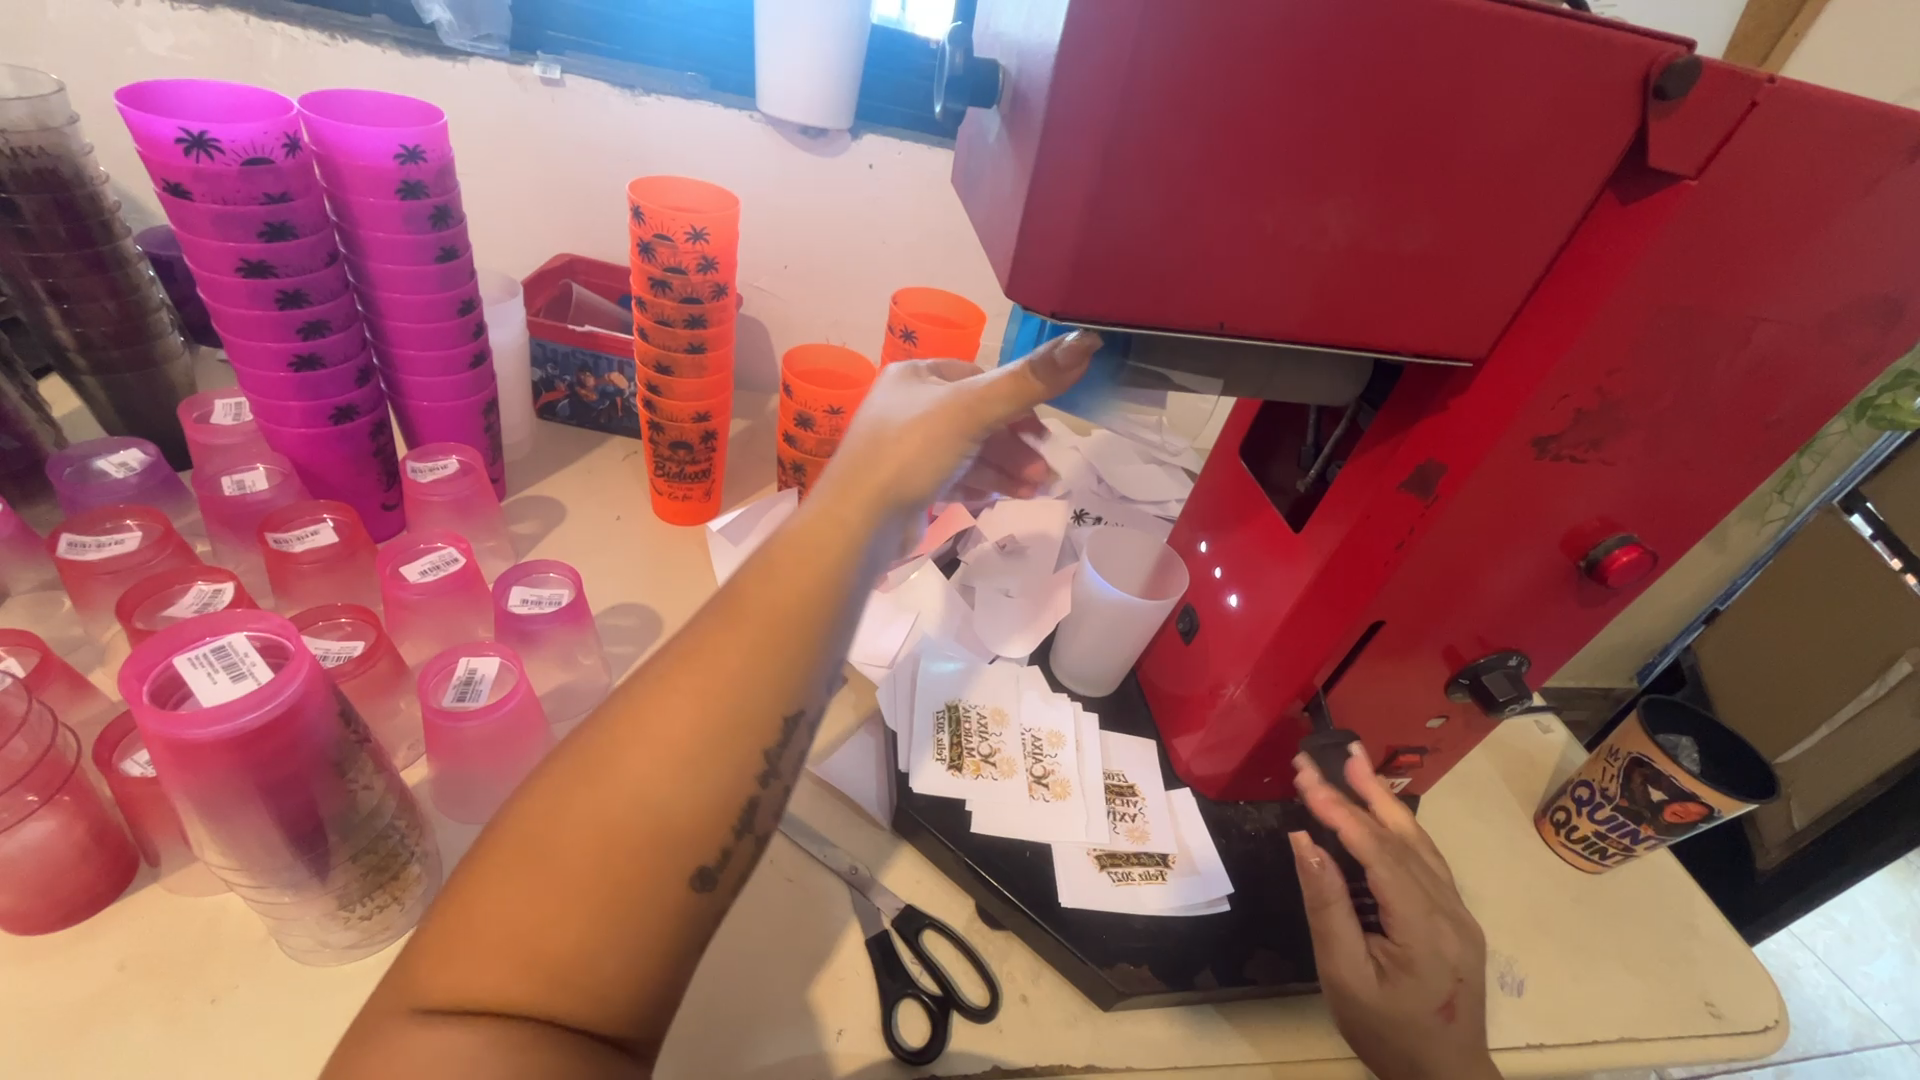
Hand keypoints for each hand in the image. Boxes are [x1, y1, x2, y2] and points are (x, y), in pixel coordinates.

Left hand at [816, 331, 1098, 518]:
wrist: (858, 523)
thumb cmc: (911, 453)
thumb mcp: (973, 409)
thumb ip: (1028, 380)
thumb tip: (1087, 340)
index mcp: (917, 375)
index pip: (979, 378)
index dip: (1017, 401)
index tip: (1044, 429)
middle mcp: (909, 406)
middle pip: (978, 419)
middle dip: (1016, 445)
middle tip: (1046, 471)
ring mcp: (906, 448)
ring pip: (969, 452)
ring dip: (1006, 469)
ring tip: (1037, 490)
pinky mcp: (907, 485)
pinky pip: (954, 477)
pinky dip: (982, 485)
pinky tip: (1001, 499)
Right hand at [1290, 746, 1497, 1079]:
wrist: (1445, 1079)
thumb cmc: (1385, 1033)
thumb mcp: (1343, 975)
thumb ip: (1326, 905)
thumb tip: (1304, 841)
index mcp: (1423, 927)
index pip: (1377, 851)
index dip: (1340, 810)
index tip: (1304, 779)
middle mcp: (1449, 910)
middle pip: (1402, 837)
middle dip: (1360, 791)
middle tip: (1327, 753)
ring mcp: (1458, 912)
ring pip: (1418, 843)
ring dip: (1383, 800)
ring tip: (1354, 763)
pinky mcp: (1455, 917)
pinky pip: (1425, 860)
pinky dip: (1398, 827)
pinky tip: (1381, 810)